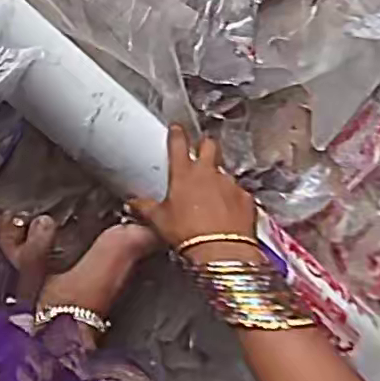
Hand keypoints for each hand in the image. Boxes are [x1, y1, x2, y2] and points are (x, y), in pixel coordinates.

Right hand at [127, 126, 260, 264]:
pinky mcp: (245, 198)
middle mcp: (208, 172)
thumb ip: (145, 208)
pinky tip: (229, 211)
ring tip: (213, 193)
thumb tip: (134, 203)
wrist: (221, 252)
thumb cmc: (188, 234)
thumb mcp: (159, 221)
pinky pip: (239, 192)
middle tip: (201, 152)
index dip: (177, 133)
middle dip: (205, 145)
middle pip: (209, 145)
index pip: (179, 143)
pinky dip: (234, 198)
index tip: (176, 129)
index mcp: (183, 173)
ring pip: (224, 170)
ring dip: (218, 177)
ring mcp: (229, 183)